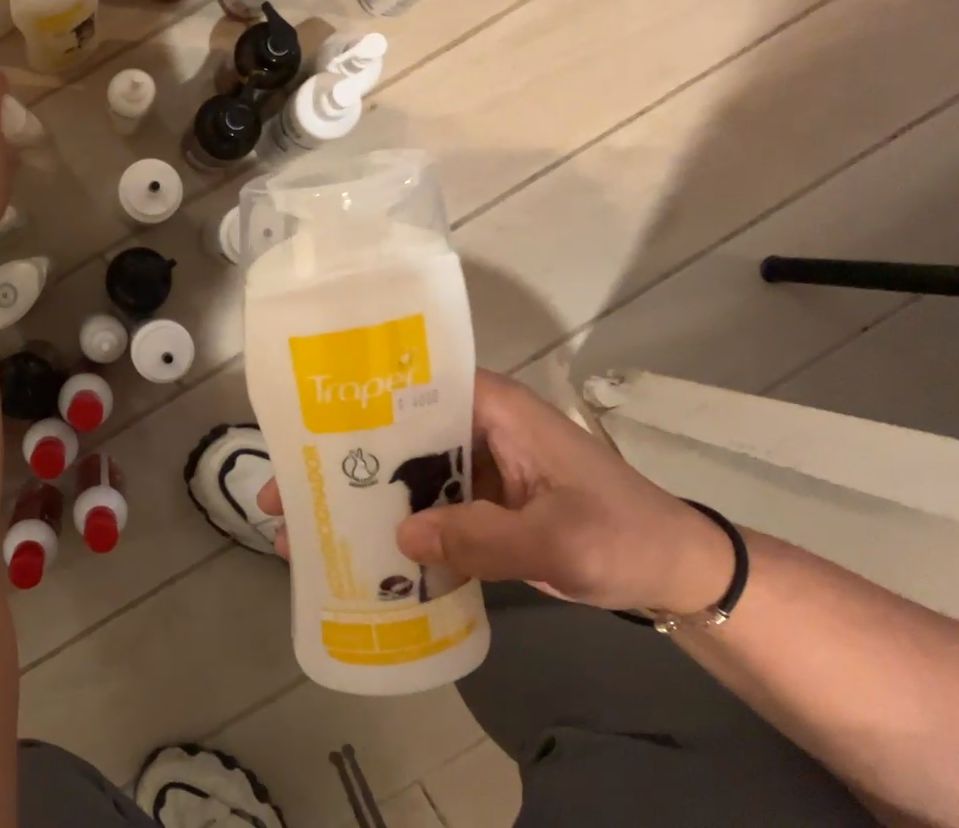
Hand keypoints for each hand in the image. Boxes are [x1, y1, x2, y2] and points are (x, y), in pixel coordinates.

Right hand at [257, 371, 734, 613]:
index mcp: (496, 410)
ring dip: (358, 497)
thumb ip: (482, 537)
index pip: (415, 385)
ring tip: (300, 525)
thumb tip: (401, 538)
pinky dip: (390, 526)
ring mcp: (477, 468)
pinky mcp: (479, 504)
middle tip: (282, 490)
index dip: (358, 401)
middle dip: (341, 460)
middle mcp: (477, 429)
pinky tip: (354, 551)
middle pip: (395, 434)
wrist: (676, 574)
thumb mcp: (559, 539)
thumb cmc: (626, 537)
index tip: (306, 423)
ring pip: (403, 473)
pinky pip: (424, 508)